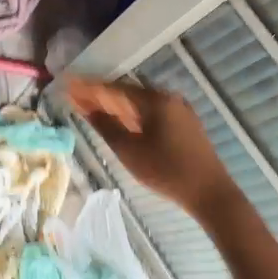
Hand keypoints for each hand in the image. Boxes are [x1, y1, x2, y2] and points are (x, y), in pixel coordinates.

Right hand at [63, 77, 240, 221]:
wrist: (211, 194)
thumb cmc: (166, 172)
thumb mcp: (129, 151)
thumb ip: (105, 126)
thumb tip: (86, 108)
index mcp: (153, 100)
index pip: (112, 89)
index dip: (87, 88)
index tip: (67, 84)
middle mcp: (167, 97)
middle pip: (125, 91)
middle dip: (99, 94)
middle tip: (75, 96)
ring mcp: (178, 109)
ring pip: (138, 101)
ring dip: (114, 104)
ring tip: (91, 107)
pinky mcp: (184, 122)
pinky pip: (150, 110)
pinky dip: (131, 113)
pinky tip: (119, 120)